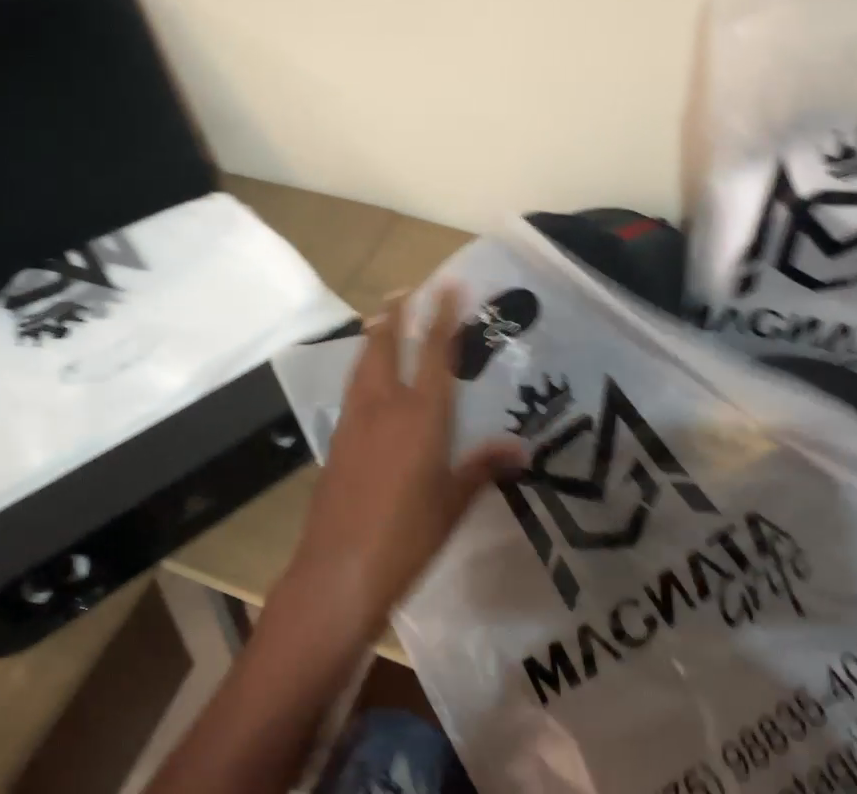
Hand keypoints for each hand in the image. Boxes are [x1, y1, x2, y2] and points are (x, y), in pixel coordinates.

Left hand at [283, 287, 525, 643]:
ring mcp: (354, 423)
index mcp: (420, 416)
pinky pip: (352, 390)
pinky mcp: (335, 443)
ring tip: (381, 318)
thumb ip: (483, 468)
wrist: (338, 572)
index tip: (448, 285)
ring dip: (374, 337)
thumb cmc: (407, 538)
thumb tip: (521, 447)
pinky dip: (362, 369)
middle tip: (406, 290)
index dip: (441, 315)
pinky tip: (366, 379)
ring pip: (363, 364)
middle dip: (397, 313)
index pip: (433, 352)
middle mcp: (383, 407)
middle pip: (387, 346)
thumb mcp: (453, 503)